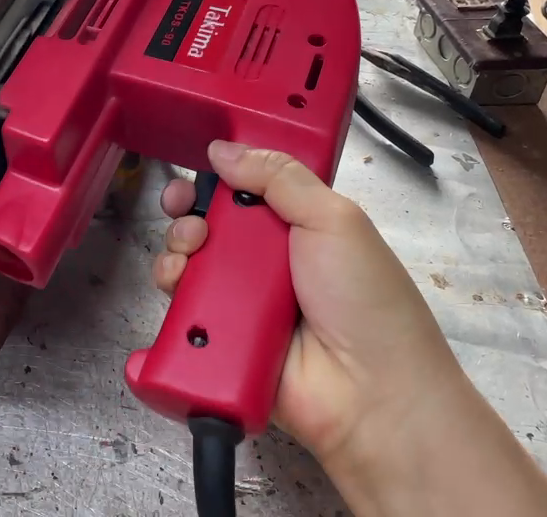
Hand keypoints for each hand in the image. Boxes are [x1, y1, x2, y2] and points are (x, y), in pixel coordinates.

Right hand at [154, 142, 464, 470]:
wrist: (372, 397)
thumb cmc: (364, 299)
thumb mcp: (334, 219)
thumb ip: (279, 177)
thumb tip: (222, 149)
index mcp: (295, 225)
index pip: (244, 188)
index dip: (216, 175)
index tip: (197, 169)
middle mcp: (262, 259)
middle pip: (206, 219)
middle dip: (185, 207)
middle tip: (181, 207)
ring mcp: (239, 299)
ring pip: (187, 259)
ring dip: (178, 246)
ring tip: (190, 253)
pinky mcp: (219, 336)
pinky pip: (182, 305)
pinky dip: (173, 290)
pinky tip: (180, 284)